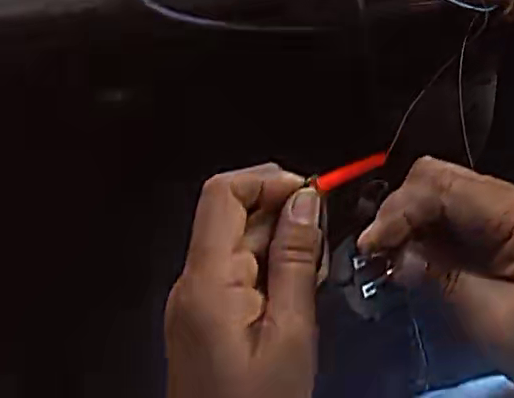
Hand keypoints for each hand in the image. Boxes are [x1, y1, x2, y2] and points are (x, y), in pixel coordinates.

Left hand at [165, 165, 322, 397]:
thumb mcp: (291, 331)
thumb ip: (297, 257)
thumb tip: (307, 196)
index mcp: (206, 282)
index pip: (223, 192)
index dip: (269, 180)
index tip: (312, 197)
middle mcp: (193, 282)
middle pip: (236, 211)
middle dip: (286, 213)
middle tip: (319, 248)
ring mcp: (197, 299)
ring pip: (243, 236)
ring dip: (285, 241)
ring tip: (310, 279)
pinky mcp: (208, 314)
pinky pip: (242, 265)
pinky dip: (275, 264)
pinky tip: (297, 293)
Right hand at [357, 157, 513, 396]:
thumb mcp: (496, 318)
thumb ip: (445, 280)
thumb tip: (397, 253)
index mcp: (505, 210)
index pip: (439, 185)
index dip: (399, 210)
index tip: (369, 249)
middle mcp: (498, 198)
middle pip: (434, 176)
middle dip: (398, 208)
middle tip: (373, 254)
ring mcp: (494, 212)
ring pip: (436, 190)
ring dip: (405, 217)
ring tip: (382, 258)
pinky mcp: (488, 233)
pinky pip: (445, 215)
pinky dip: (419, 229)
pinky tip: (405, 257)